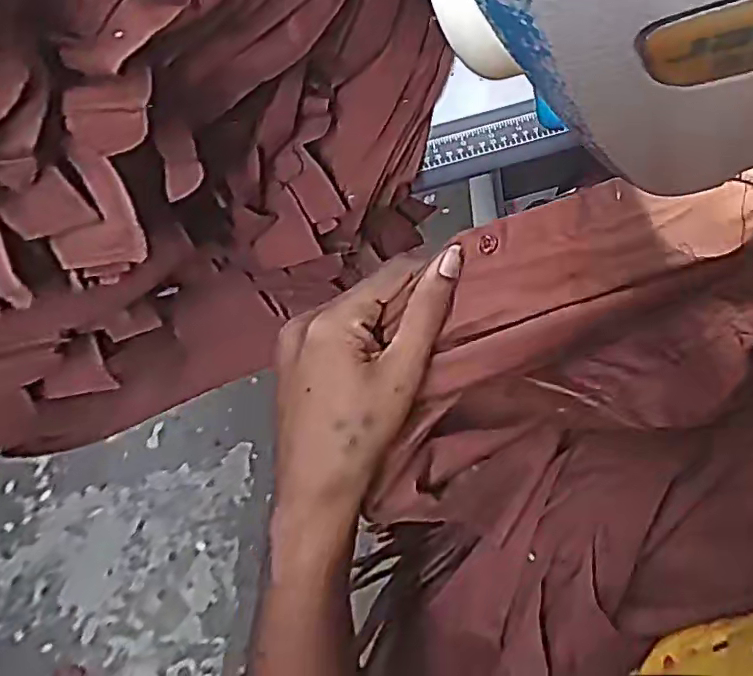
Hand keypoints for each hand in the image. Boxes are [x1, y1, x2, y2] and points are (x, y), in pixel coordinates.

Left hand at [271, 245, 460, 528]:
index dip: (431, 273)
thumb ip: (428, 307)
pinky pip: (341, 327)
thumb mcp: (404, 368)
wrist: (314, 496)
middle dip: (409, 300)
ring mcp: (293, 339)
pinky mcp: (293, 357)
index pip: (393, 272)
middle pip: (374, 289)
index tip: (460, 284)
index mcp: (328, 318)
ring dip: (390, 317)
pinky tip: (383, 359)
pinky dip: (368, 333)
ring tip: (414, 345)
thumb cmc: (362, 436)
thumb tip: (449, 257)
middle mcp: (304, 320)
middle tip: (440, 324)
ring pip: (359, 307)